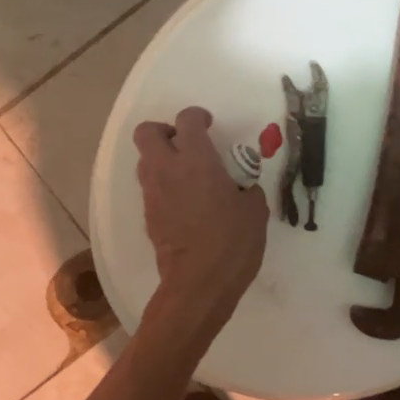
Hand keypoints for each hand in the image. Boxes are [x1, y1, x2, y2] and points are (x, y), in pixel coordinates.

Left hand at [133, 107, 268, 333]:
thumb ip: (246, 188)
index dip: (197, 116)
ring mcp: (153, 194)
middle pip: (147, 132)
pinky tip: (185, 202)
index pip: (186, 120)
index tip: (209, 125)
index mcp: (196, 160)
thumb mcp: (254, 210)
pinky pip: (151, 188)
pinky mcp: (149, 216)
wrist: (200, 283)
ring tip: (187, 174)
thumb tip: (241, 188)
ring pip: (145, 160)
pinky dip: (164, 185)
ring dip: (162, 159)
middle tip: (186, 143)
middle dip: (164, 130)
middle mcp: (167, 170)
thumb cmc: (233, 242)